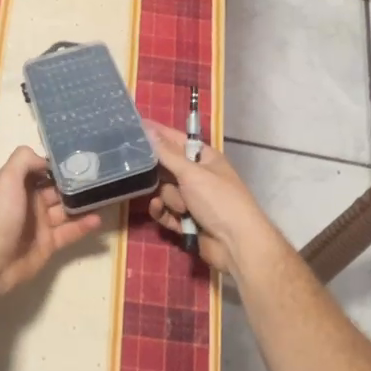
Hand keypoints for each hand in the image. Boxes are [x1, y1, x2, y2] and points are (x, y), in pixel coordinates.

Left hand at [0, 146, 103, 294]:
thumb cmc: (0, 215)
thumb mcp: (7, 178)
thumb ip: (25, 159)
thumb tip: (48, 160)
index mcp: (19, 185)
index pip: (43, 170)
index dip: (60, 164)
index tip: (83, 157)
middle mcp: (31, 202)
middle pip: (58, 189)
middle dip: (77, 183)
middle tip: (102, 175)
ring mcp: (41, 224)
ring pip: (67, 210)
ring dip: (84, 203)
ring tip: (105, 195)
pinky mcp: (49, 244)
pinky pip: (70, 232)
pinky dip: (84, 225)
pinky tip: (97, 219)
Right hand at [144, 120, 275, 274]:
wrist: (236, 244)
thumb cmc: (219, 200)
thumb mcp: (192, 173)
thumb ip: (167, 153)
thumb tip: (149, 129)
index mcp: (204, 158)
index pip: (175, 139)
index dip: (157, 133)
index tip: (133, 126)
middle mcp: (197, 176)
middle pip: (166, 167)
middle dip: (158, 172)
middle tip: (136, 168)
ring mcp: (192, 199)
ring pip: (164, 191)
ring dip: (170, 199)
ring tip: (182, 207)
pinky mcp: (186, 220)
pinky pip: (165, 211)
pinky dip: (163, 212)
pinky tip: (161, 211)